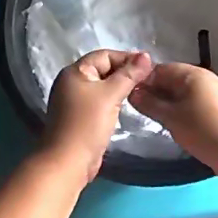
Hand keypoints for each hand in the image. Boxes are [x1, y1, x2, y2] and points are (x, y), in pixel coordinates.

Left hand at [40, 49, 153, 180]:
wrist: (68, 161)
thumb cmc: (87, 124)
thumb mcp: (111, 95)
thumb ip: (129, 75)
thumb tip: (146, 56)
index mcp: (74, 71)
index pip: (104, 55)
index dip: (127, 58)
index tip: (149, 66)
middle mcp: (71, 82)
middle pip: (103, 69)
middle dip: (125, 72)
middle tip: (149, 79)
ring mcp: (74, 100)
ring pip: (102, 86)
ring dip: (120, 87)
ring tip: (142, 90)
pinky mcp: (79, 116)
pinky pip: (99, 101)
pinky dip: (113, 100)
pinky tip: (127, 105)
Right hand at [129, 62, 217, 168]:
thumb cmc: (204, 131)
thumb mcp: (171, 118)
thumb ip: (149, 103)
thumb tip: (133, 92)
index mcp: (191, 73)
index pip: (159, 69)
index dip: (142, 81)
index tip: (129, 97)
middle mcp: (204, 77)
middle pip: (171, 79)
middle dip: (155, 92)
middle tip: (140, 110)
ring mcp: (213, 92)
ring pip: (182, 92)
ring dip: (167, 103)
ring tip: (156, 119)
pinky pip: (192, 102)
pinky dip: (181, 110)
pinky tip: (175, 125)